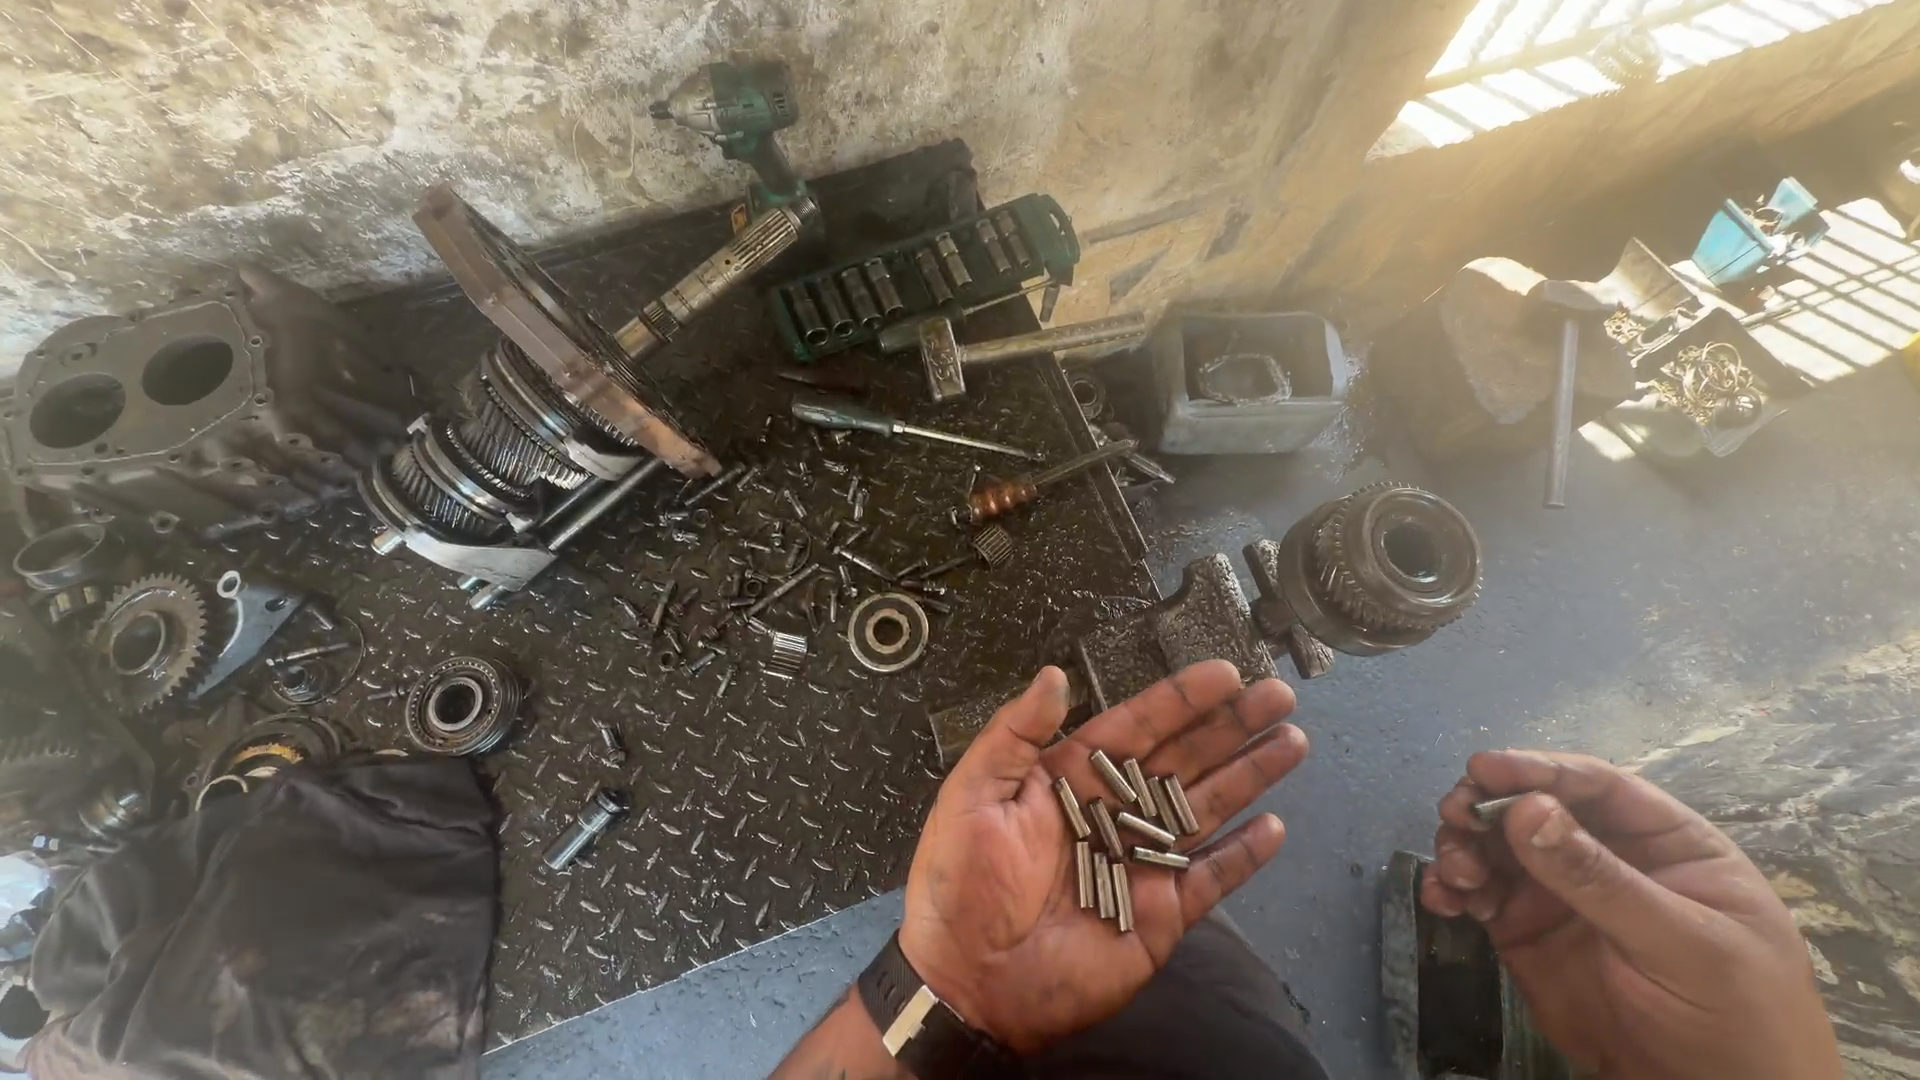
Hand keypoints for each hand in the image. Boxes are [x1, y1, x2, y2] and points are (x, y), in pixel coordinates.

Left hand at [900, 661, 1306, 1053]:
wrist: (968, 980)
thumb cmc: (960, 880)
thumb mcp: (974, 792)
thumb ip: (1016, 731)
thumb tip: (1054, 675)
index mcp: (1070, 777)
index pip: (1135, 726)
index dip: (1179, 699)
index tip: (1222, 672)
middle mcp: (1112, 811)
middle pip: (1182, 758)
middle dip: (1229, 726)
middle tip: (1276, 694)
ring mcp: (1139, 861)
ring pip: (1205, 807)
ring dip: (1249, 775)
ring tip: (1291, 741)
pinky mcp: (1160, 913)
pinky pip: (1209, 877)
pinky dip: (1242, 855)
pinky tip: (1272, 827)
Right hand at [1422, 750, 1840, 1079]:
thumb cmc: (1732, 1021)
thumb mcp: (1682, 947)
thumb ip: (1602, 879)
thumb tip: (1526, 809)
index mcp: (1662, 845)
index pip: (1596, 786)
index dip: (1537, 769)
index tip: (1482, 767)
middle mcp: (1601, 855)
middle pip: (1527, 804)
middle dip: (1484, 805)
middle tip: (1456, 817)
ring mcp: (1555, 889)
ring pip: (1490, 841)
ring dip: (1461, 847)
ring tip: (1456, 876)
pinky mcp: (1518, 924)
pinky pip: (1472, 889)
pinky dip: (1448, 887)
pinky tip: (1442, 901)